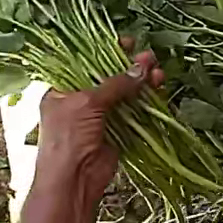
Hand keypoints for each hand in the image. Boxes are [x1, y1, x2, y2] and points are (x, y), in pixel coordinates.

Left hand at [34, 46, 159, 205]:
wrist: (73, 181)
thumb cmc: (68, 139)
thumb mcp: (87, 104)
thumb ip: (115, 85)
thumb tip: (141, 67)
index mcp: (63, 89)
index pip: (86, 62)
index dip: (107, 50)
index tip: (128, 42)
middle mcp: (81, 100)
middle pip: (110, 77)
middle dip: (130, 67)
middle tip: (150, 57)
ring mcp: (100, 116)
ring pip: (125, 94)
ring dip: (142, 83)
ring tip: (159, 73)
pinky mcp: (117, 131)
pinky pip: (134, 112)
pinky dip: (146, 102)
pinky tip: (158, 90)